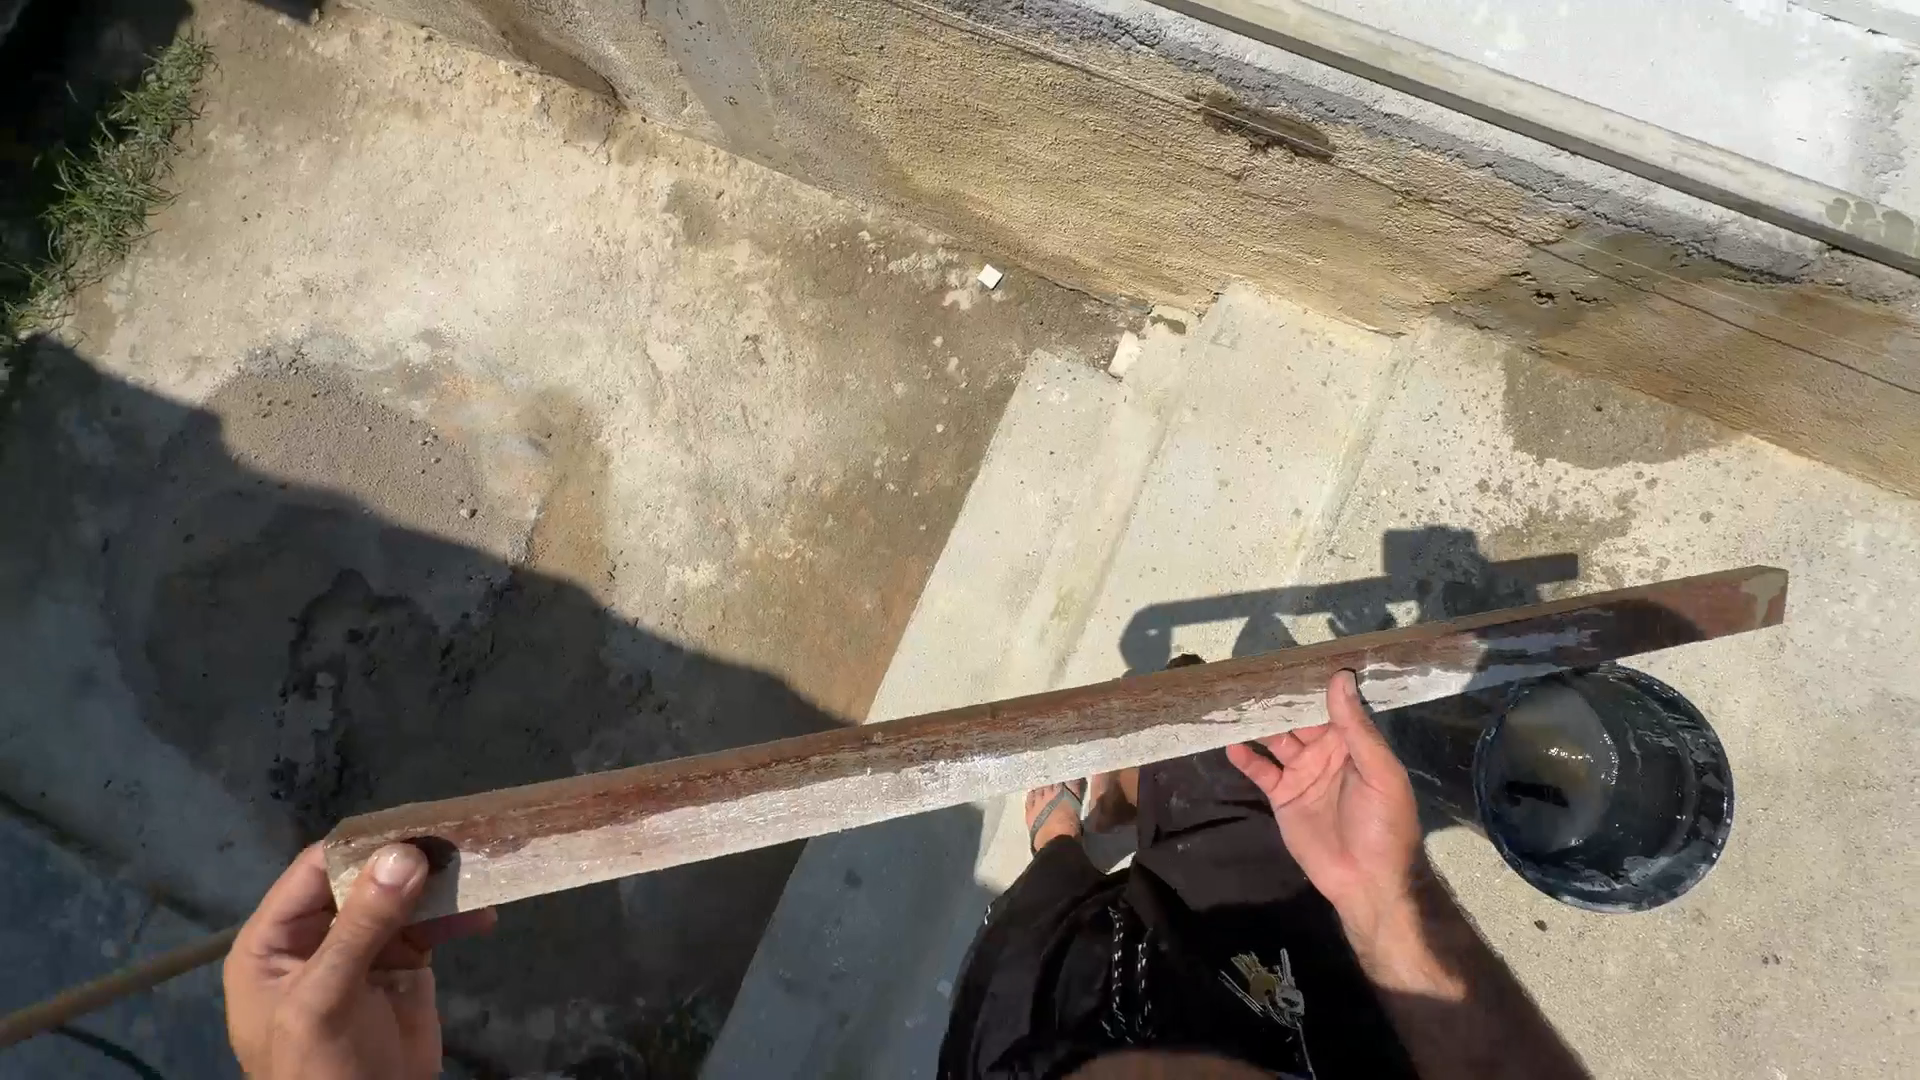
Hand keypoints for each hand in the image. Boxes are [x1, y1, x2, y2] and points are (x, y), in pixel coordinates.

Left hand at [223, 843, 495, 1079]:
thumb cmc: (320, 1070)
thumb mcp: (328, 1000)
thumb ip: (362, 926)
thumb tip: (405, 852)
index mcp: (276, 941)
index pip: (318, 868)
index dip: (367, 843)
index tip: (423, 825)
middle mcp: (319, 935)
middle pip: (370, 874)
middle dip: (417, 858)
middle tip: (465, 841)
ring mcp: (365, 948)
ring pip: (408, 892)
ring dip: (446, 882)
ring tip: (484, 873)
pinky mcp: (405, 961)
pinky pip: (435, 921)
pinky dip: (462, 914)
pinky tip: (484, 917)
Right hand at [1226, 670, 1423, 941]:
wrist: (1368, 882)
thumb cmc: (1384, 825)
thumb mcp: (1380, 774)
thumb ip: (1357, 728)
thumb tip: (1341, 678)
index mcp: (1352, 744)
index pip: (1328, 706)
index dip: (1309, 685)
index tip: (1287, 661)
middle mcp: (1324, 752)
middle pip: (1295, 720)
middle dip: (1275, 701)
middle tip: (1248, 678)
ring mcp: (1301, 773)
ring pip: (1273, 740)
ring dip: (1255, 725)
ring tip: (1231, 705)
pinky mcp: (1282, 795)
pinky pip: (1260, 770)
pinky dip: (1244, 758)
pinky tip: (1230, 745)